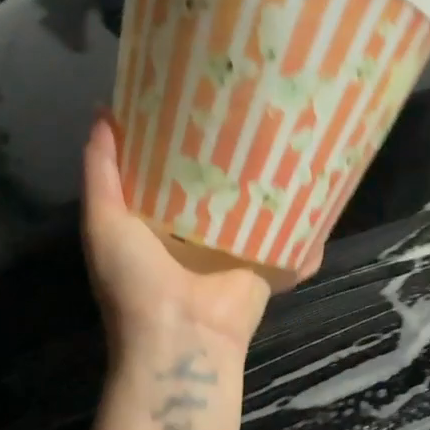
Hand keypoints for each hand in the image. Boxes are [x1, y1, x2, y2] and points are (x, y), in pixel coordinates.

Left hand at [81, 114, 321, 358]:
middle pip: (222, 187)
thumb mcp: (103, 221)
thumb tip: (103, 111)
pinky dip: (311, 231)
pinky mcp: (267, 267)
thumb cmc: (136, 280)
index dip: (181, 135)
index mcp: (158, 221)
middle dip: (236, 155)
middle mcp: (198, 234)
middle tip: (258, 105)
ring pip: (261, 212)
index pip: (171, 169)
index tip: (198, 91)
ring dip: (278, 186)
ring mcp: (236, 251)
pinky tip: (328, 194)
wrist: (181, 339)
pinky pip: (293, 245)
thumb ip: (101, 172)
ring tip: (300, 140)